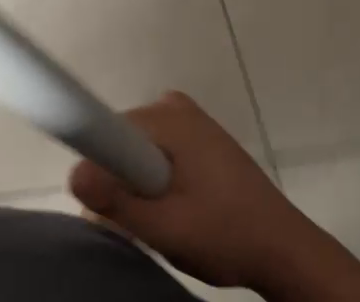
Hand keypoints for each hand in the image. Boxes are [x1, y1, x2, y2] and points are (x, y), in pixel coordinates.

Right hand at [69, 93, 324, 293]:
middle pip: (119, 140)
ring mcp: (191, 119)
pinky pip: (156, 149)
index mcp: (167, 117)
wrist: (287, 253)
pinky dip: (156, 178)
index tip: (108, 207)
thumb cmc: (227, 236)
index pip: (105, 130)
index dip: (100, 168)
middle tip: (140, 223)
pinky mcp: (200, 136)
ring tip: (164, 218)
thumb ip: (117, 201)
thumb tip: (72, 173)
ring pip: (137, 148)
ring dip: (138, 183)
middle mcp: (174, 106)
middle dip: (120, 180)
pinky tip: (176, 206)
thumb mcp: (166, 227)